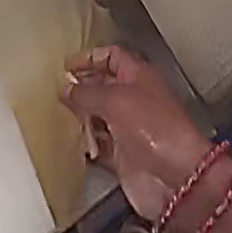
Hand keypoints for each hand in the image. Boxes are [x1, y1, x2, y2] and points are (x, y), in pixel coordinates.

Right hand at [61, 46, 211, 218]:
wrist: (175, 175)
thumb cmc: (152, 127)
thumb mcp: (117, 101)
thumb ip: (88, 93)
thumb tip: (66, 88)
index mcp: (139, 75)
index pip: (112, 56)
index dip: (90, 57)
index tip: (66, 65)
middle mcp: (134, 98)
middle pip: (103, 85)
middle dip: (82, 87)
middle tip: (56, 91)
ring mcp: (129, 127)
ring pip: (98, 115)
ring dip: (80, 115)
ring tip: (57, 115)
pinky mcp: (123, 154)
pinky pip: (99, 144)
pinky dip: (85, 143)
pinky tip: (70, 142)